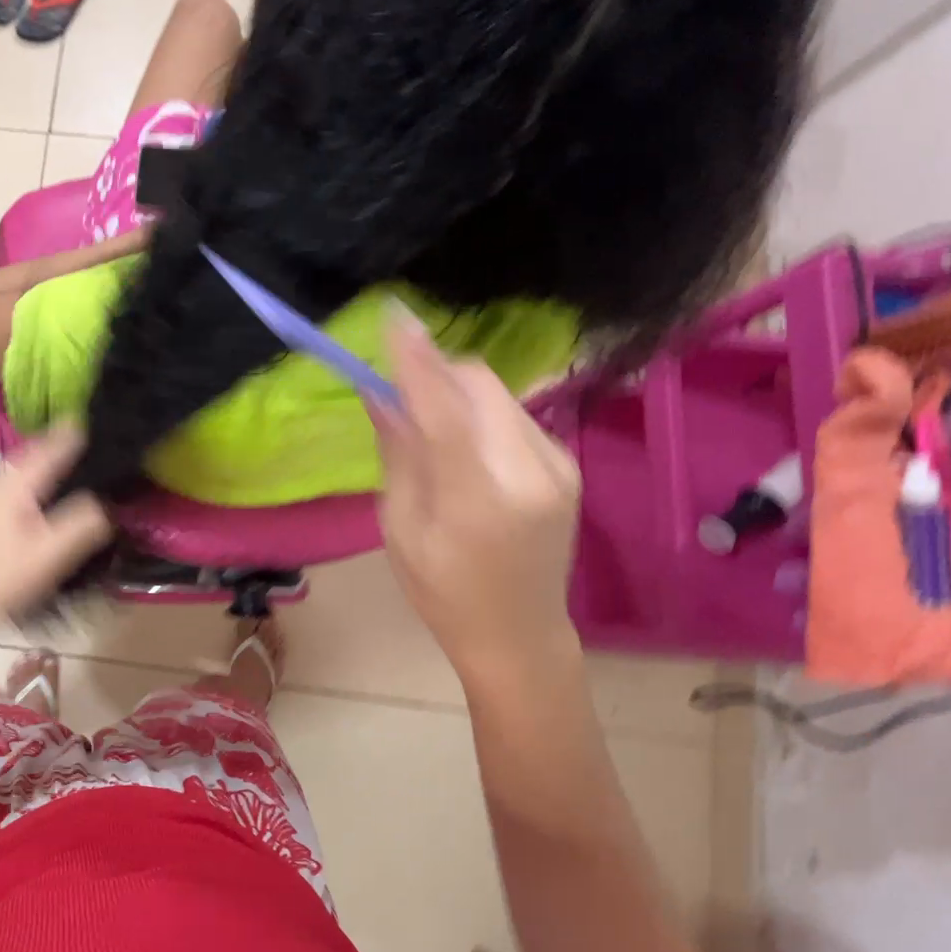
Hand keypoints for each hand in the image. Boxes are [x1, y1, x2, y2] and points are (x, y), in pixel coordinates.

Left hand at [0, 428, 112, 629]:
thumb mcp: (48, 554)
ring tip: (82, 462)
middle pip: (39, 453)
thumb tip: (106, 505)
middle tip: (96, 439)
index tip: (104, 423)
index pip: (54, 444)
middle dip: (66, 443)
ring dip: (54, 463)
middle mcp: (3, 482)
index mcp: (18, 483)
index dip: (79, 432)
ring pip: (31, 471)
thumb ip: (81, 525)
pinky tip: (55, 498)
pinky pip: (25, 486)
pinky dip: (43, 482)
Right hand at [374, 315, 581, 671]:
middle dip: (436, 372)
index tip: (394, 317)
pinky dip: (480, 414)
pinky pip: (514, 415)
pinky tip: (464, 448)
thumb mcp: (400, 528)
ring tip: (430, 427)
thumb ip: (399, 456)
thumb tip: (383, 396)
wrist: (518, 634)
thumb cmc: (441, 591)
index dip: (416, 362)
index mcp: (476, 499)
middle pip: (479, 386)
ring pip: (498, 395)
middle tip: (401, 392)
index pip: (444, 412)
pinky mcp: (567, 464)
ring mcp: (558, 466)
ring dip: (457, 392)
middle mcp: (529, 472)